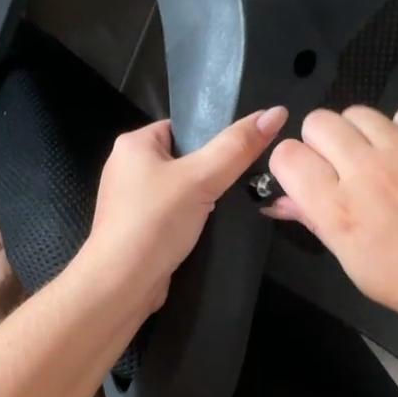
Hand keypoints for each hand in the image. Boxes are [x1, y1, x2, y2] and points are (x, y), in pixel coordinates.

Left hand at [77, 107, 288, 310]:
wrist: (122, 284)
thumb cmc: (154, 222)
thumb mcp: (201, 178)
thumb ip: (237, 147)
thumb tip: (275, 112)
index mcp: (133, 144)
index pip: (182, 128)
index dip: (212, 139)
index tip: (240, 154)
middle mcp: (127, 168)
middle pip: (184, 159)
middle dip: (210, 172)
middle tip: (239, 183)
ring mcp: (130, 202)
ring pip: (181, 190)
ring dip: (203, 200)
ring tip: (228, 207)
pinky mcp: (139, 230)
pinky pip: (173, 215)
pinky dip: (191, 221)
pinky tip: (209, 230)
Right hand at [265, 105, 397, 376]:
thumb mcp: (357, 267)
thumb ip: (317, 223)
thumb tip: (282, 202)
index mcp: (340, 211)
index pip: (287, 156)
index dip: (289, 166)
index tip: (301, 180)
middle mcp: (370, 172)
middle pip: (319, 123)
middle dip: (318, 144)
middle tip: (336, 171)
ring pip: (359, 113)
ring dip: (356, 134)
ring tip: (374, 163)